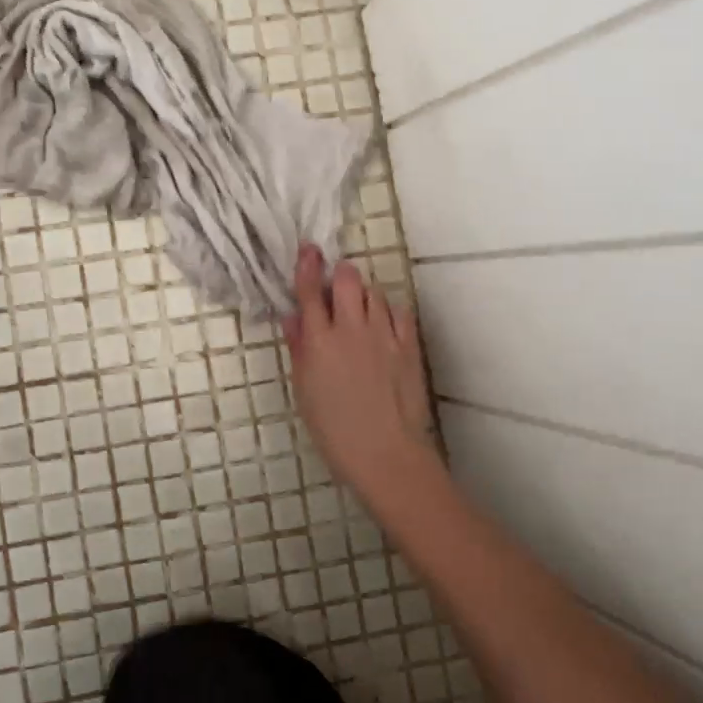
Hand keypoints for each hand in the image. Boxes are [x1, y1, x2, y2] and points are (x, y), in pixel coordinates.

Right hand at [284, 245, 441, 503]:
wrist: (386, 453)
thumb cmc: (334, 430)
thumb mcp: (304, 391)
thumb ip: (299, 349)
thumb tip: (294, 318)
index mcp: (319, 341)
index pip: (309, 291)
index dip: (307, 265)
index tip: (308, 248)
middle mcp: (351, 329)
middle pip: (347, 280)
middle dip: (340, 274)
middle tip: (335, 285)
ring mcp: (384, 335)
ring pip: (374, 292)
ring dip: (363, 294)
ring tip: (358, 310)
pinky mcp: (409, 346)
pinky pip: (399, 312)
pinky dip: (389, 311)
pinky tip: (383, 324)